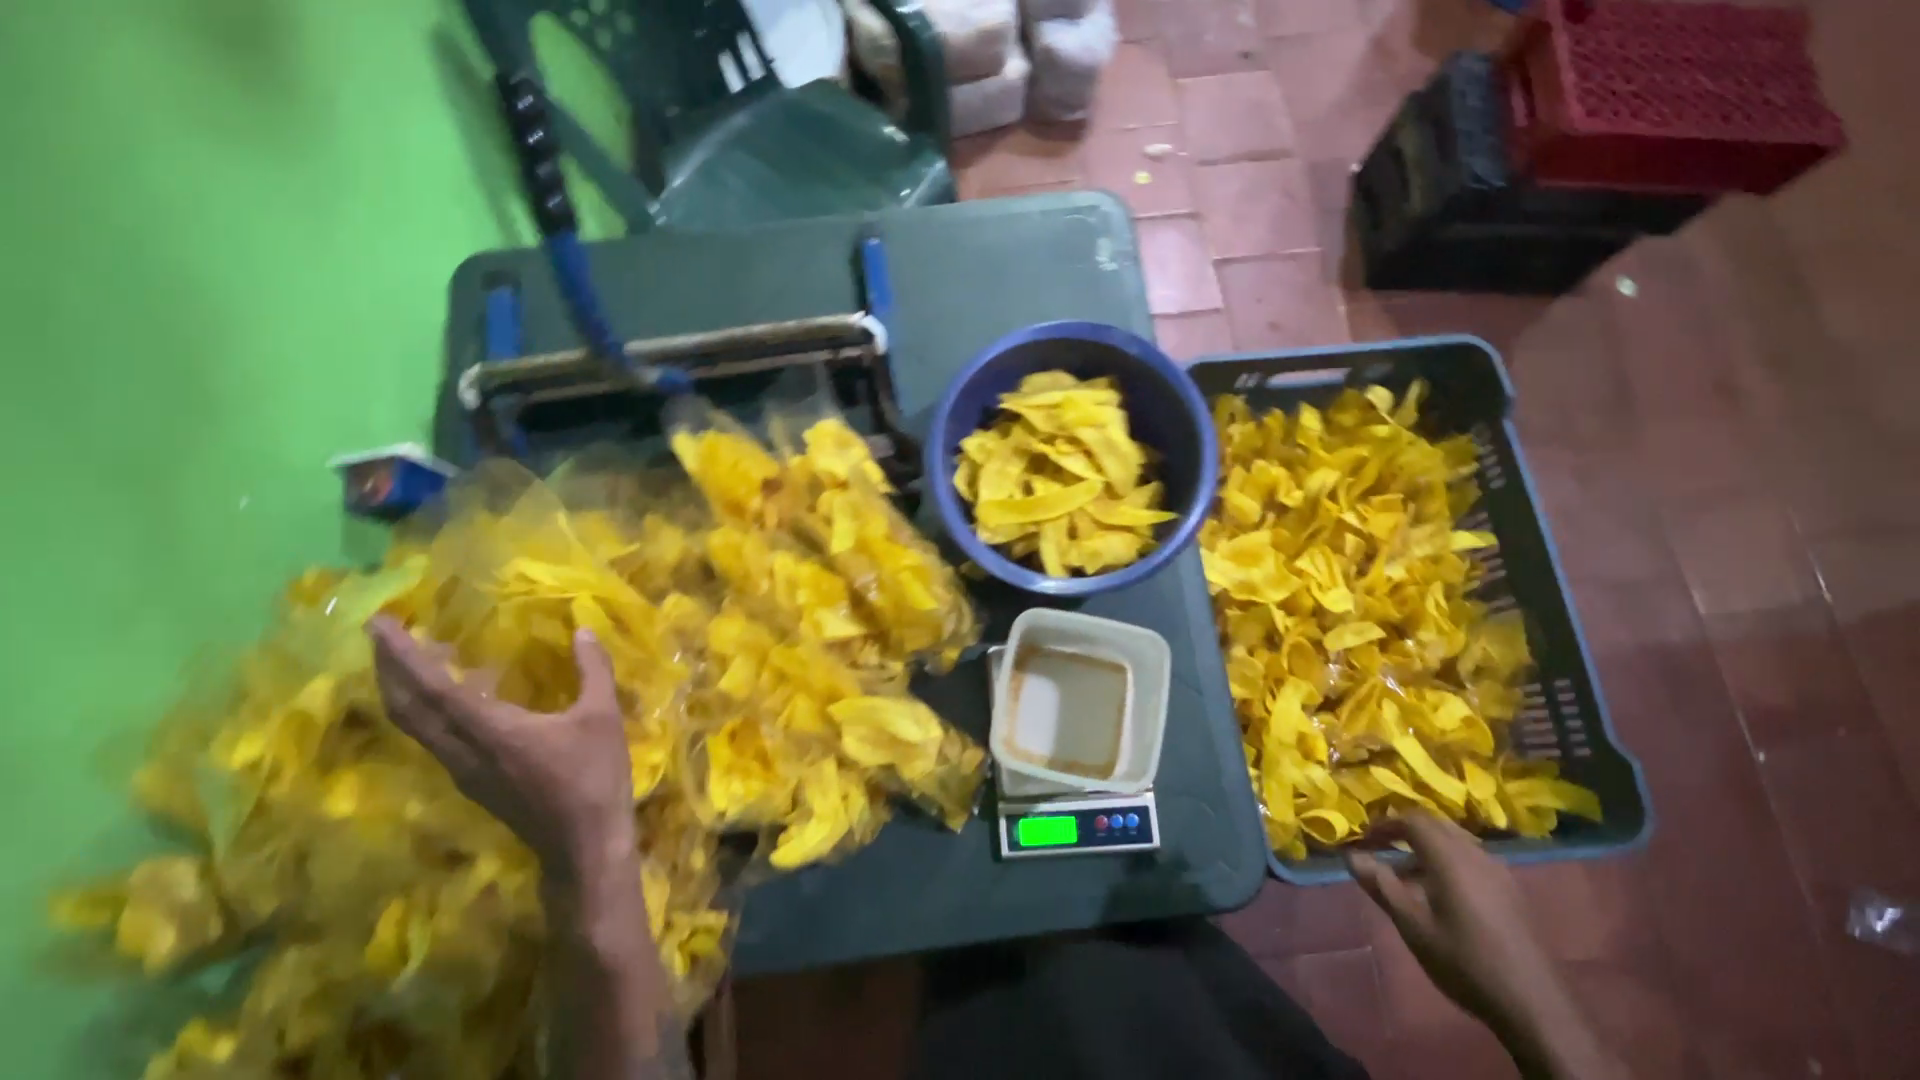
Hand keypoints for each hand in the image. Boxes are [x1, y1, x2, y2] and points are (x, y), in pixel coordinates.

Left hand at [367, 616, 636, 884]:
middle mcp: (464, 751)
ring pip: (418, 726)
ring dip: (409, 688)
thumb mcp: (602, 717)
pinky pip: (438, 737)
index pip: (431, 687)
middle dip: (390, 668)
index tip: (379, 622)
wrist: (584, 846)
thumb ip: (593, 670)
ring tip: (422, 654)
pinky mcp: (476, 783)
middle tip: (386, 632)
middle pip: (407, 709)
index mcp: (490, 731)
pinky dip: (434, 708)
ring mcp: (465, 771)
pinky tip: (463, 694)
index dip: (401, 653)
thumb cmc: (593, 778)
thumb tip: (584, 629)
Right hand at [1348, 816, 1622, 1079]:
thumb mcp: (1413, 926)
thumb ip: (1381, 886)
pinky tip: (1438, 894)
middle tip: (1379, 850)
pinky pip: (1471, 859)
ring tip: (1404, 877)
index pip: (1413, 819)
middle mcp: (1476, 854)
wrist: (1533, 1002)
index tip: (1363, 838)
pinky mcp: (1510, 890)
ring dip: (1425, 847)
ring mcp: (1498, 871)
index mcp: (1451, 858)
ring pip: (1455, 842)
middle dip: (1404, 831)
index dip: (1384, 824)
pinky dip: (1446, 861)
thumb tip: (1351, 856)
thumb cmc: (1464, 961)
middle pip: (1436, 825)